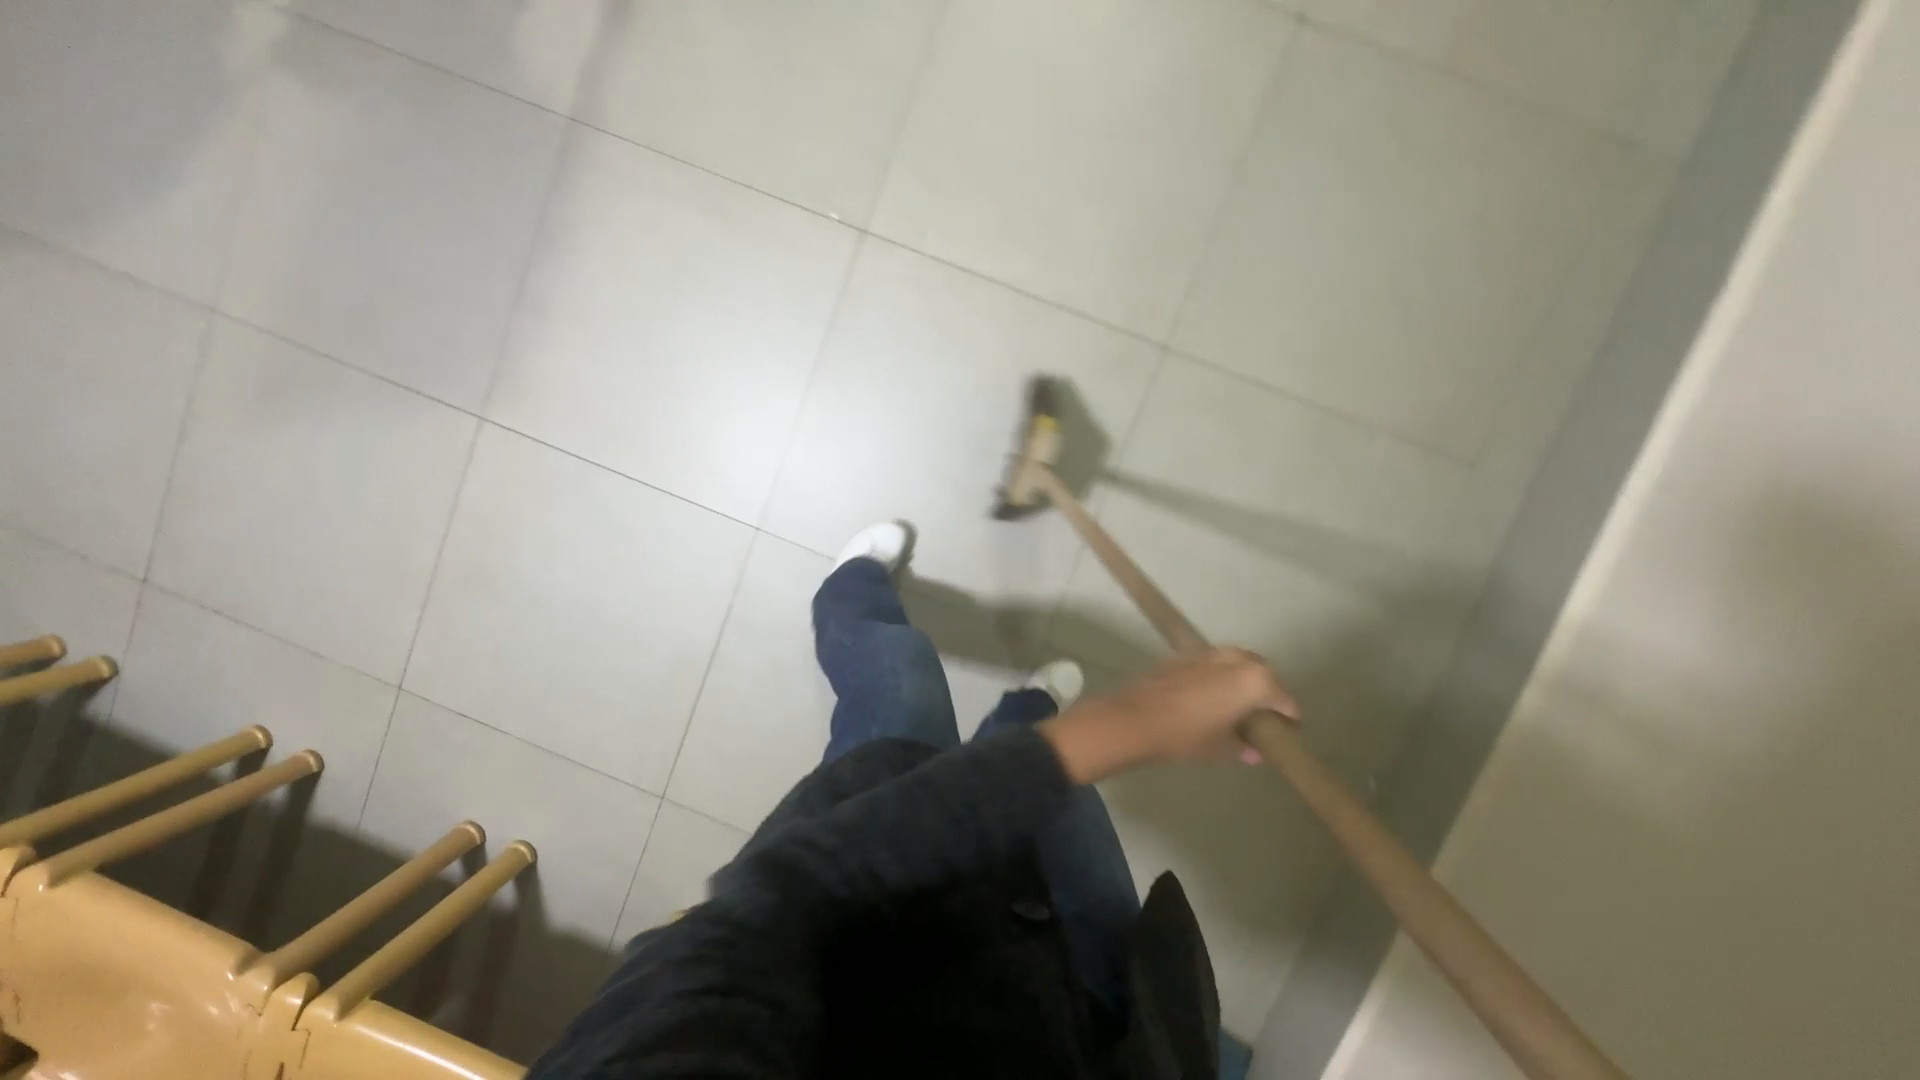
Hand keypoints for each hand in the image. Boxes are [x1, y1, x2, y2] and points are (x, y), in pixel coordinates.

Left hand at [1040, 648, 1296, 784]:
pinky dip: (1219, 675)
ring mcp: (1209, 653)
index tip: (1287, 731)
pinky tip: (1210, 695)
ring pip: (1239, 662)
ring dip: (1243, 679)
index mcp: (1255, 682)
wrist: (1135, 718)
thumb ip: (1243, 747)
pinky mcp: (1185, 654)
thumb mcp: (1220, 748)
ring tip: (1238, 704)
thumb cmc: (1186, 736)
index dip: (1288, 718)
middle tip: (1263, 716)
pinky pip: (1214, 663)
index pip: (1284, 700)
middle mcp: (1237, 660)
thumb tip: (1254, 752)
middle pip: (1264, 674)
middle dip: (1267, 692)